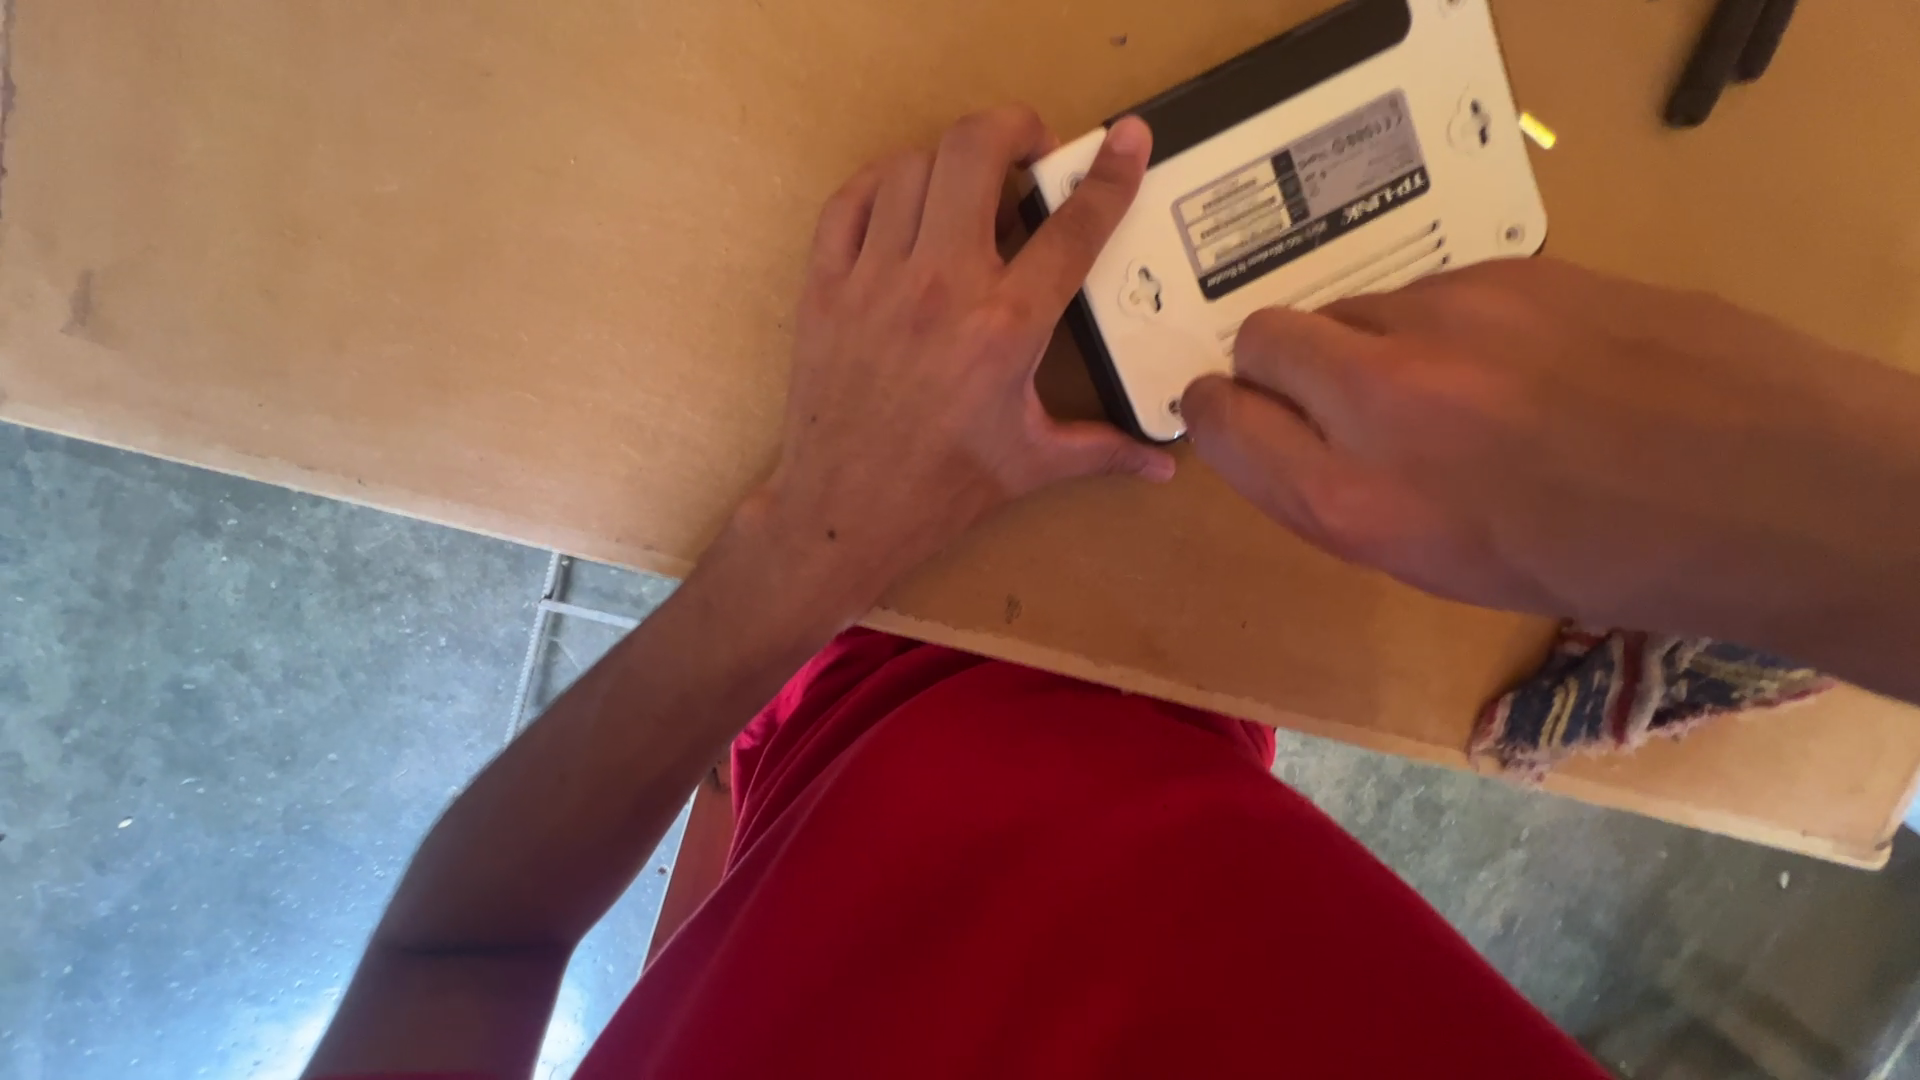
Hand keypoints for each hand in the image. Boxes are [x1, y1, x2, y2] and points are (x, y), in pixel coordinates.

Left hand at [737, 107, 1173, 614]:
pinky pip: (848, 202)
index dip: (1110, 175)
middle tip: (1030, 154)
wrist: (846, 512)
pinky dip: (881, 186)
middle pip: (976, 153)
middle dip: (1014, 129)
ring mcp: (874, 282)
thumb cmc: (943, 490)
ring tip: (967, 190)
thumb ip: (1105, 451)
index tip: (1127, 140)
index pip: (1072, 228)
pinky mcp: (825, 289)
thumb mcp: (1033, 464)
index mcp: (1005, 328)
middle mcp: (940, 288)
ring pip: (911, 167)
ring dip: (948, 162)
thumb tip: (1164, 467)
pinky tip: (904, 205)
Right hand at [1181, 258, 1919, 691]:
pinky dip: (1435, 323)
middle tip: (1322, 393)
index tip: (1225, 410)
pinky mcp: (1515, 270)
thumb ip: (1316, 491)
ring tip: (1436, 385)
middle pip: (1261, 338)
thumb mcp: (1418, 559)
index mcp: (1351, 498)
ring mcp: (1450, 320)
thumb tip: (1261, 428)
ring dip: (1360, 343)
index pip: (1219, 419)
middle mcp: (1381, 399)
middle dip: (1269, 363)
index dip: (1210, 410)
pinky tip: (1503, 359)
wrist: (1765, 494)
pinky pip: (1426, 290)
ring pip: (1346, 306)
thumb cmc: (1571, 558)